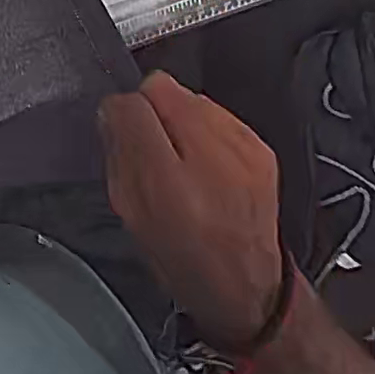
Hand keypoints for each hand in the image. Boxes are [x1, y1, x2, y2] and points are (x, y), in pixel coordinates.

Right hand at [101, 71, 286, 355]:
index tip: (119, 129)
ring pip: (188, 93)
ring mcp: (242, 149)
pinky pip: (214, 109)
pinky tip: (203, 155)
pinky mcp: (261, 146)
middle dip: (148, 108)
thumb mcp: (131, 211)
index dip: (118, 113)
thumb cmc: (179, 255)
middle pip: (161, 87)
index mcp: (169, 185)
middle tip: (149, 143)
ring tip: (178, 152)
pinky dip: (202, 124)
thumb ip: (118, 154)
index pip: (131, 105)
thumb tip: (113, 109)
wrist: (247, 286)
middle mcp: (211, 160)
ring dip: (175, 113)